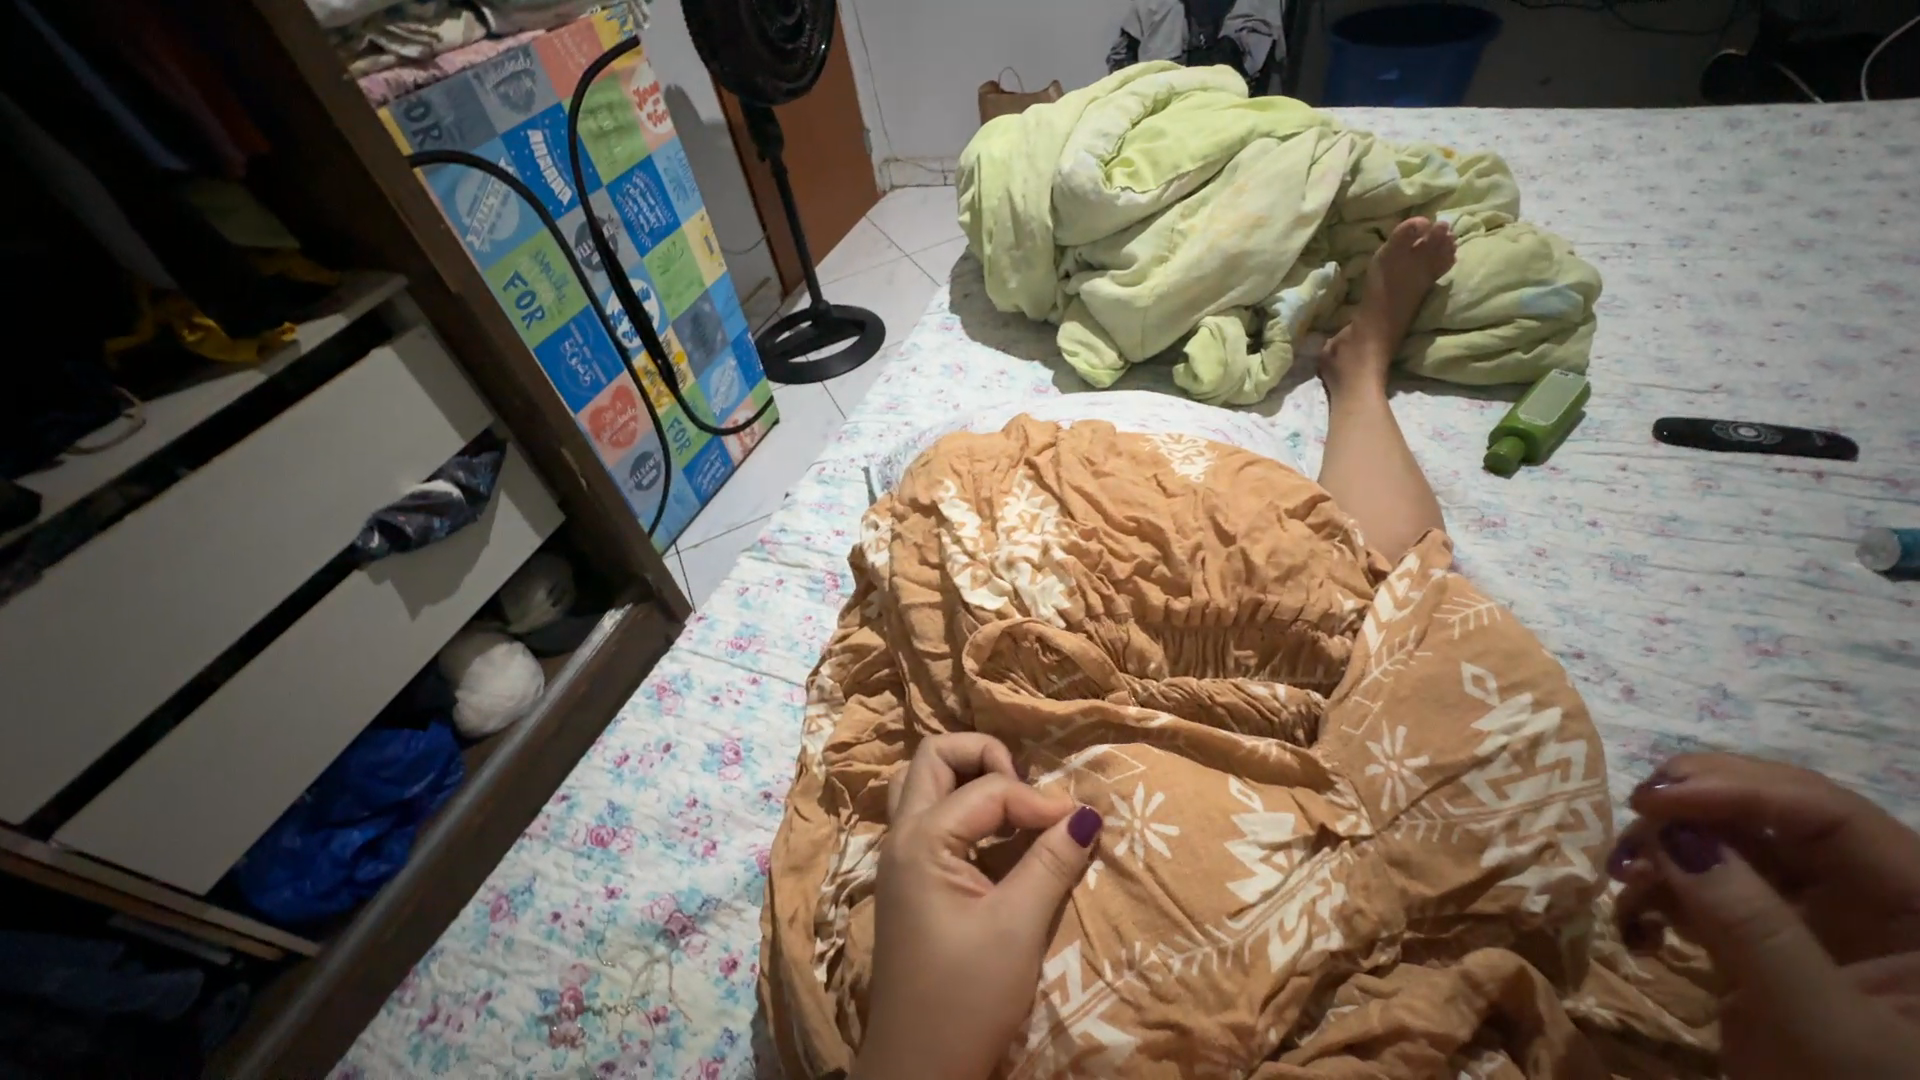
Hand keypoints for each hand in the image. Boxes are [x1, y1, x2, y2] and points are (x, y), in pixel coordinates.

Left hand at [852, 733, 1101, 1079]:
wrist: (917, 1068)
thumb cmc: (966, 999)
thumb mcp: (1018, 928)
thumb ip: (1050, 862)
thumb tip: (1087, 813)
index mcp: (921, 841)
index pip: (987, 788)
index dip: (1038, 800)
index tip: (1080, 826)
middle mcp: (901, 836)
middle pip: (934, 757)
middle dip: (984, 756)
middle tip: (1027, 788)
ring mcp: (900, 857)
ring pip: (922, 782)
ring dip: (966, 776)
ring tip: (1011, 801)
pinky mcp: (909, 878)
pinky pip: (927, 815)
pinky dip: (960, 805)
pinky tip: (994, 831)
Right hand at [1607, 753, 1919, 1078]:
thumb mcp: (1820, 1027)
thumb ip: (1753, 928)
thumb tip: (1670, 835)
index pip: (1830, 813)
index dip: (1737, 789)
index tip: (1648, 799)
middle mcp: (1877, 899)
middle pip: (1774, 815)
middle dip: (1692, 810)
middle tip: (1630, 814)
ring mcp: (1819, 921)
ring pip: (1730, 846)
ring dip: (1663, 852)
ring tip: (1623, 881)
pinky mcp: (1768, 943)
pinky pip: (1705, 890)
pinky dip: (1660, 896)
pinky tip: (1638, 929)